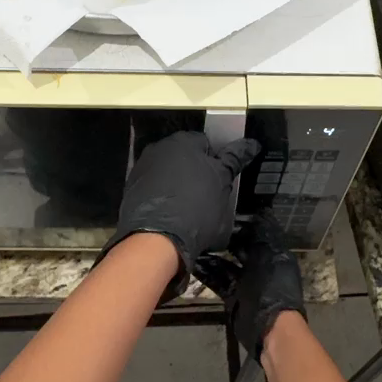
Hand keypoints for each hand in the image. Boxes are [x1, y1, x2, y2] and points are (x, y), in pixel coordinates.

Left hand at [102, 131, 259, 300]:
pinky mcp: (131, 190)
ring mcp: (142, 168)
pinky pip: (154, 189)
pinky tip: (170, 215)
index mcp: (184, 141)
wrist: (157, 240)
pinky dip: (162, 198)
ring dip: (177, 185)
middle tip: (207, 196)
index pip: (207, 144)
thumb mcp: (224, 183)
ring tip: (187, 209)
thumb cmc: (197, 207)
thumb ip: (234, 160)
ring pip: (168, 174)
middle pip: (185, 157)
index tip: (221, 182)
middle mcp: (159, 148)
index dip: (217, 163)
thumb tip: (251, 144)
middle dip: (195, 172)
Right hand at [195, 216, 305, 357]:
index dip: (241, 224)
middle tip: (203, 227)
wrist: (270, 328)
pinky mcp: (233, 297)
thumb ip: (263, 237)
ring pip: (225, 265)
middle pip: (238, 249)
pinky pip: (218, 281)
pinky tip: (193, 264)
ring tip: (193, 245)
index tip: (222, 213)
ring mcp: (245, 283)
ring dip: (211, 257)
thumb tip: (259, 213)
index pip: (255, 234)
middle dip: (224, 240)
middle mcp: (259, 267)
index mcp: (272, 256)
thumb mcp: (271, 257)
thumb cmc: (273, 289)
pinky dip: (207, 274)